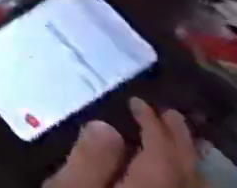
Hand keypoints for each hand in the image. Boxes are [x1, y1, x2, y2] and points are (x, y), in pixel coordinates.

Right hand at [46, 100, 200, 187]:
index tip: (139, 102)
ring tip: (180, 139)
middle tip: (172, 115)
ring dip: (189, 162)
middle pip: (188, 176)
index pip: (162, 159)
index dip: (155, 130)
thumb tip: (107, 127)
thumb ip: (90, 162)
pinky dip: (184, 179)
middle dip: (181, 145)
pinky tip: (174, 172)